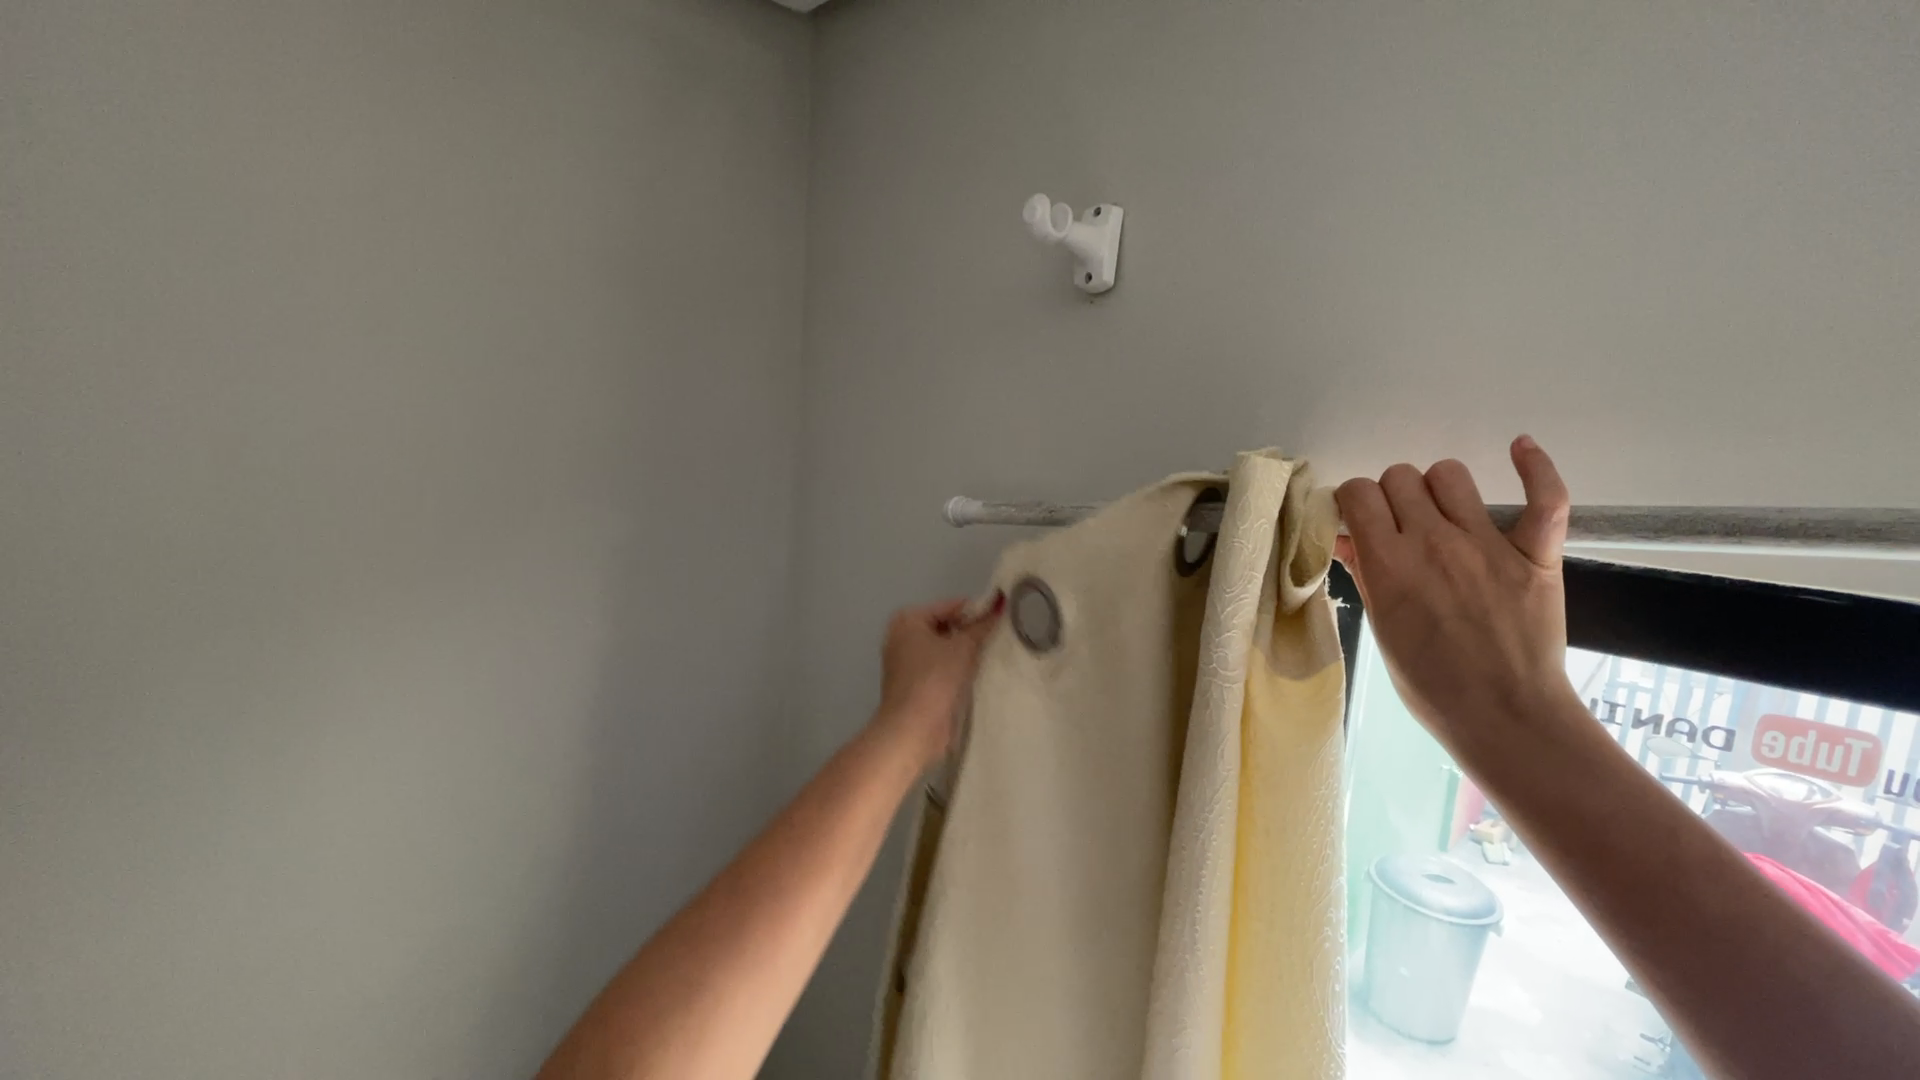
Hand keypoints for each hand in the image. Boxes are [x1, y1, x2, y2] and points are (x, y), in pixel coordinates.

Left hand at [871, 593, 1004, 767]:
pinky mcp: (913, 683)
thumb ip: (982, 625)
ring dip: (966, 652)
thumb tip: (1000, 602)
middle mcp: (902, 636)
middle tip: (1001, 637)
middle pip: (946, 626)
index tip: (1004, 618)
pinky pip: (940, 667)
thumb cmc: (935, 679)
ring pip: (944, 648)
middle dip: (971, 632)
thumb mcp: (964, 647)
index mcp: (908, 620)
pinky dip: (957, 668)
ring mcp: (905, 661)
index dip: (978, 611)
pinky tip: (978, 674)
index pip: (951, 606)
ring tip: (993, 655)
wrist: (914, 729)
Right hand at [1333, 436, 1579, 760]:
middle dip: (1391, 497)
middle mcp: (1433, 542)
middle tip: (1398, 527)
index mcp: (1389, 564)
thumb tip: (1348, 539)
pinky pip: (1545, 496)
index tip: (1359, 520)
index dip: (1354, 502)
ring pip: (1449, 476)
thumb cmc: (1431, 683)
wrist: (1505, 717)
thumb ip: (1367, 576)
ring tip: (1442, 516)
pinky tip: (1520, 449)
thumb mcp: (1382, 629)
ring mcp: (1488, 544)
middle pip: (1399, 478)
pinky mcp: (1536, 554)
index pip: (1359, 494)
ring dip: (1437, 490)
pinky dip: (1535, 467)